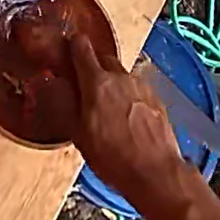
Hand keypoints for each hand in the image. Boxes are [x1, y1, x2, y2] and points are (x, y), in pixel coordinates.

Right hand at [68, 33, 189, 207]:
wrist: (158, 175)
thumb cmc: (115, 158)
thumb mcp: (79, 135)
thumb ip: (69, 106)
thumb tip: (62, 93)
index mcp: (95, 81)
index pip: (80, 46)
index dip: (73, 43)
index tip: (69, 46)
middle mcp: (119, 77)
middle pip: (103, 57)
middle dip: (94, 65)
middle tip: (87, 82)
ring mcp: (141, 87)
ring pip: (122, 74)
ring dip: (114, 83)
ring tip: (110, 106)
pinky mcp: (157, 101)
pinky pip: (138, 90)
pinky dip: (131, 97)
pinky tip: (129, 118)